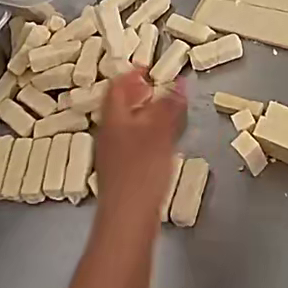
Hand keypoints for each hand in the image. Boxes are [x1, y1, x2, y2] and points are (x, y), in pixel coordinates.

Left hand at [94, 70, 184, 224]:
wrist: (127, 219)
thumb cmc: (141, 170)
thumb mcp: (160, 132)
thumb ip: (169, 105)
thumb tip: (180, 82)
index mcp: (113, 118)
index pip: (117, 86)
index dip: (131, 73)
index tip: (149, 67)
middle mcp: (107, 133)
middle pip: (119, 104)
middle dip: (137, 93)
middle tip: (156, 87)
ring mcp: (111, 154)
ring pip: (125, 124)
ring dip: (142, 113)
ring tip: (163, 112)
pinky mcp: (120, 172)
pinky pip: (130, 142)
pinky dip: (144, 133)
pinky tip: (160, 143)